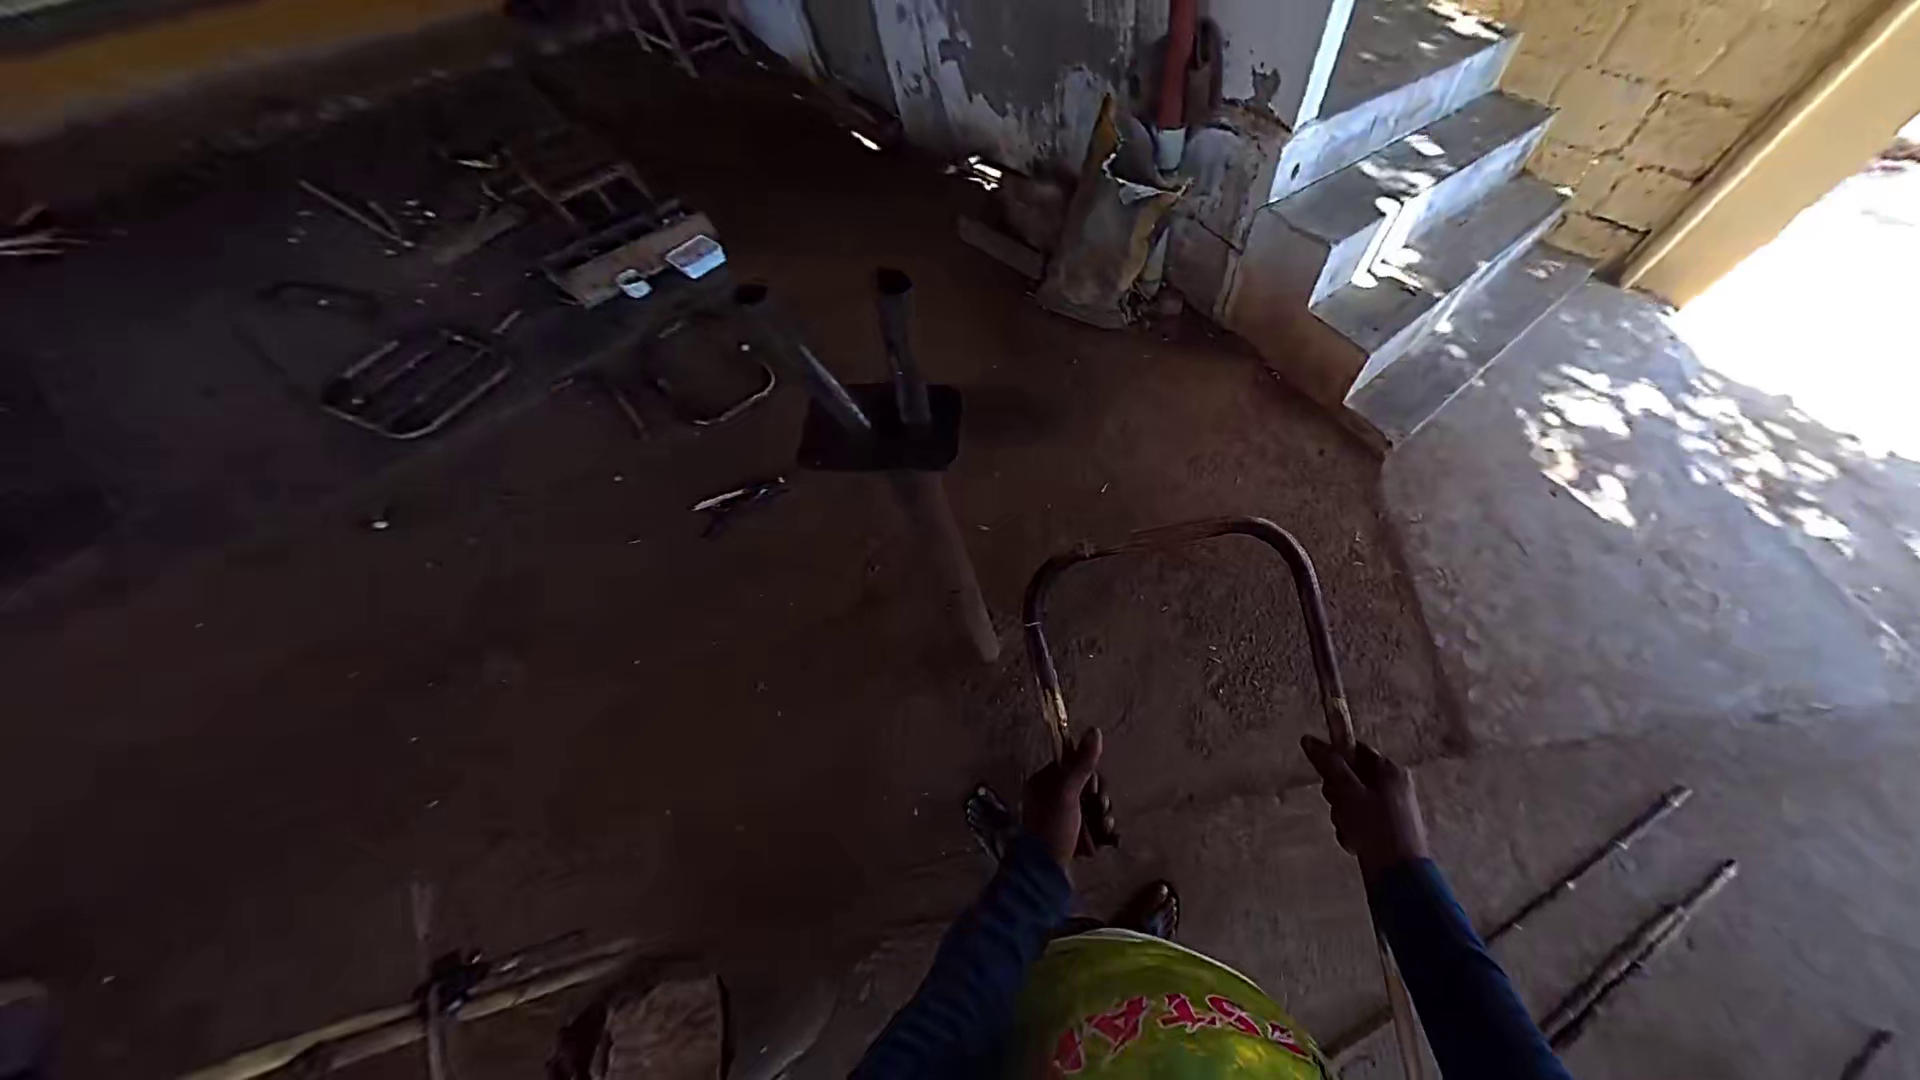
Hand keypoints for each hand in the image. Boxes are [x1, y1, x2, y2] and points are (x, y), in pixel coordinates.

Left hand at [1023, 729, 1109, 867]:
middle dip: (1097, 798)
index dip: (1088, 775)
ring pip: (1091, 807)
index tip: (1092, 790)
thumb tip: (1094, 730)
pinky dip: (1099, 832)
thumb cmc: (1052, 829)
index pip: (1073, 766)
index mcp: (1043, 782)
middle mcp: (1050, 797)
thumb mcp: (1067, 794)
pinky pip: (1092, 825)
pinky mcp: (1070, 836)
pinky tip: (1102, 840)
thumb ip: (1081, 764)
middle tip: (1098, 809)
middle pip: (1085, 786)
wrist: (1044, 876)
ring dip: (1101, 817)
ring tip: (1101, 828)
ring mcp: (1060, 817)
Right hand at [1301, 735, 1429, 876]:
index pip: (1354, 749)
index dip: (1334, 757)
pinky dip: (1350, 826)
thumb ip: (1330, 764)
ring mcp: (1389, 808)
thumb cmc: (1375, 828)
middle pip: (1349, 774)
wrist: (1399, 876)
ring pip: (1349, 798)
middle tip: (1338, 803)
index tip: (1323, 772)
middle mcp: (1392, 786)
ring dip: (1341, 811)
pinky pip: (1357, 817)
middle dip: (1336, 790)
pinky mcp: (1385, 827)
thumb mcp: (1348, 791)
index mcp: (1390, 771)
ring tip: (1348, 826)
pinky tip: (1353, 839)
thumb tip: (1308, 739)